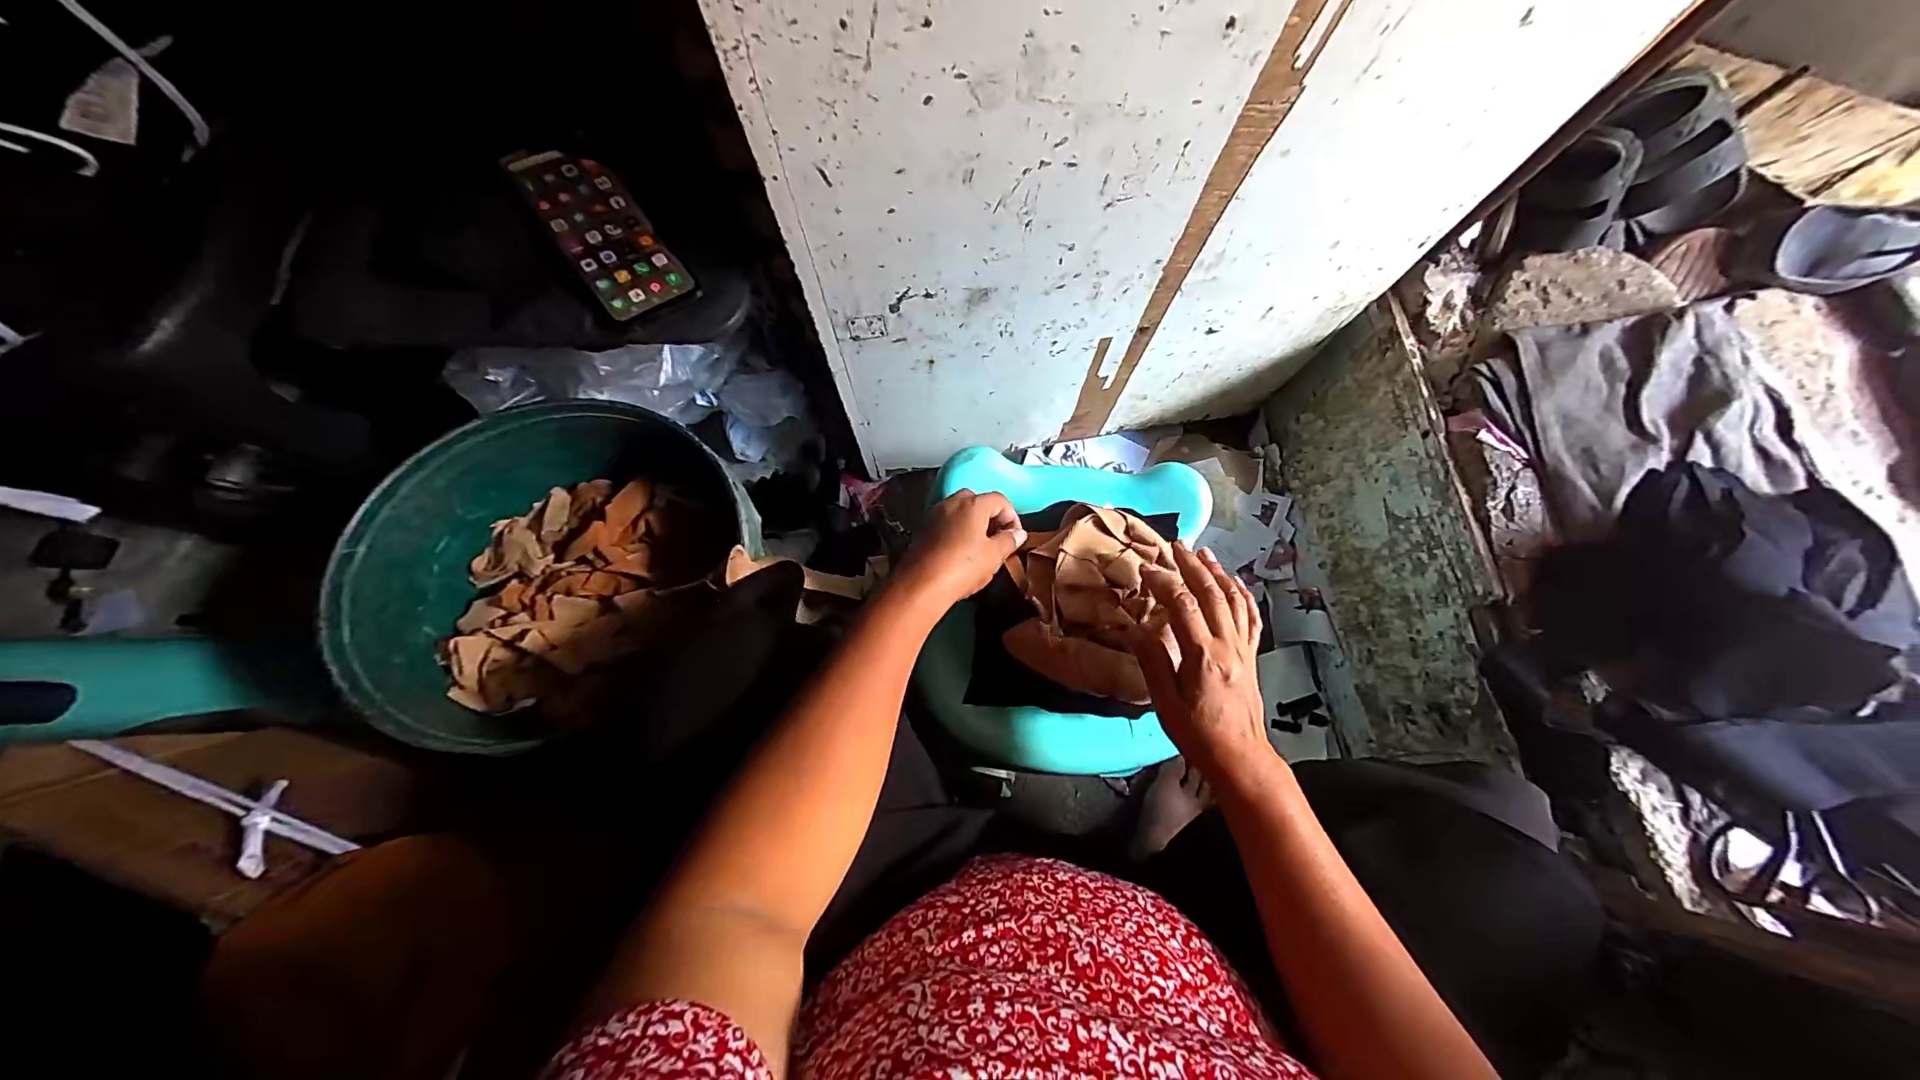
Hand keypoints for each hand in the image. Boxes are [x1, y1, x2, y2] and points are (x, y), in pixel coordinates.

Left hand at [895, 489, 1026, 608]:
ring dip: (972, 523)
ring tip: (980, 547)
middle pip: (977, 501)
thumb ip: (1009, 541)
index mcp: (972, 504)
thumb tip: (1018, 533)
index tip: (1015, 536)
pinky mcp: (922, 530)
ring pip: (958, 511)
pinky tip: (960, 553)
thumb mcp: (994, 556)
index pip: (1000, 500)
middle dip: (990, 516)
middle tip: (997, 538)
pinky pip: (945, 523)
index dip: (1012, 517)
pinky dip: (956, 531)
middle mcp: (951, 503)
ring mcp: (933, 515)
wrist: (920, 585)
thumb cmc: (962, 567)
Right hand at [1130, 544, 1277, 783]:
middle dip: (1192, 566)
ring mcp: (1243, 649)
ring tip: (1204, 554)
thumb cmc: (1198, 733)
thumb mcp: (1165, 702)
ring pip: (1234, 600)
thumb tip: (1137, 629)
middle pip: (1212, 594)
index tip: (1146, 571)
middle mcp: (1228, 646)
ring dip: (1218, 573)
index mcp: (1203, 657)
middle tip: (1177, 546)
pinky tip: (1234, 583)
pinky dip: (1242, 594)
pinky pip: (1250, 617)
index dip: (1163, 583)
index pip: (1182, 605)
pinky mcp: (1251, 655)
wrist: (1239, 756)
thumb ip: (1153, 662)